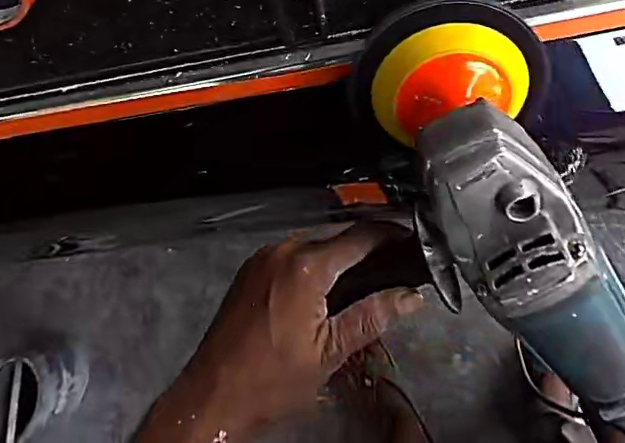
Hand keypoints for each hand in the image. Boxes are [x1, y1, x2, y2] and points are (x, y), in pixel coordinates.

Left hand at [133, 223, 426, 442]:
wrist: (216, 390)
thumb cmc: (272, 378)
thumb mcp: (330, 352)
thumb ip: (371, 316)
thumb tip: (409, 297)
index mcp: (305, 266)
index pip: (357, 237)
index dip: (386, 234)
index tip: (407, 236)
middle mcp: (282, 250)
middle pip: (334, 237)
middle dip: (364, 247)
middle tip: (391, 263)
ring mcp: (263, 255)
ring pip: (311, 243)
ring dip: (337, 254)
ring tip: (363, 276)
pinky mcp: (252, 266)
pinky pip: (290, 253)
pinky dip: (312, 262)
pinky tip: (323, 286)